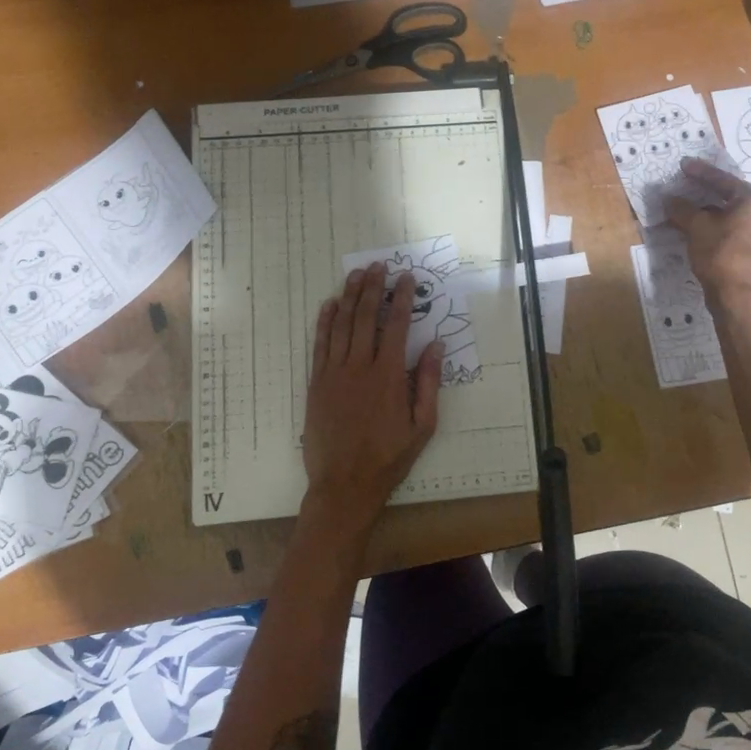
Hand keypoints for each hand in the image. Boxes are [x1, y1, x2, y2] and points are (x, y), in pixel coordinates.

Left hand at [301, 263, 444, 534]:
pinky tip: (329, 305)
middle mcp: (359, 367)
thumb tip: (434, 346)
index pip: (396, 326)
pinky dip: (325, 322)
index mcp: (389, 376)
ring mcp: (334, 374)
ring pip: (341, 325)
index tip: (406, 278)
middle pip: (366, 317)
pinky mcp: (316, 384)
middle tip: (379, 265)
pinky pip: (320, 345)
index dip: (401, 299)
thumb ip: (428, 383)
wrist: (344, 484)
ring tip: (356, 274)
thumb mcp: (423, 425)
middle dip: (373, 288)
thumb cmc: (389, 457)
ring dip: (349, 297)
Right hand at [665, 158, 750, 309]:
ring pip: (724, 213)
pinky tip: (690, 226)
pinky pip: (725, 228)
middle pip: (726, 195)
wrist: (736, 295)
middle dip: (702, 190)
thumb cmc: (720, 253)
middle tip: (682, 181)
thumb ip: (682, 209)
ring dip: (702, 209)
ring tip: (681, 205)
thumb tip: (668, 199)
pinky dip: (708, 224)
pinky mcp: (746, 249)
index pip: (723, 179)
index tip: (683, 165)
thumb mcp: (697, 226)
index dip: (701, 172)